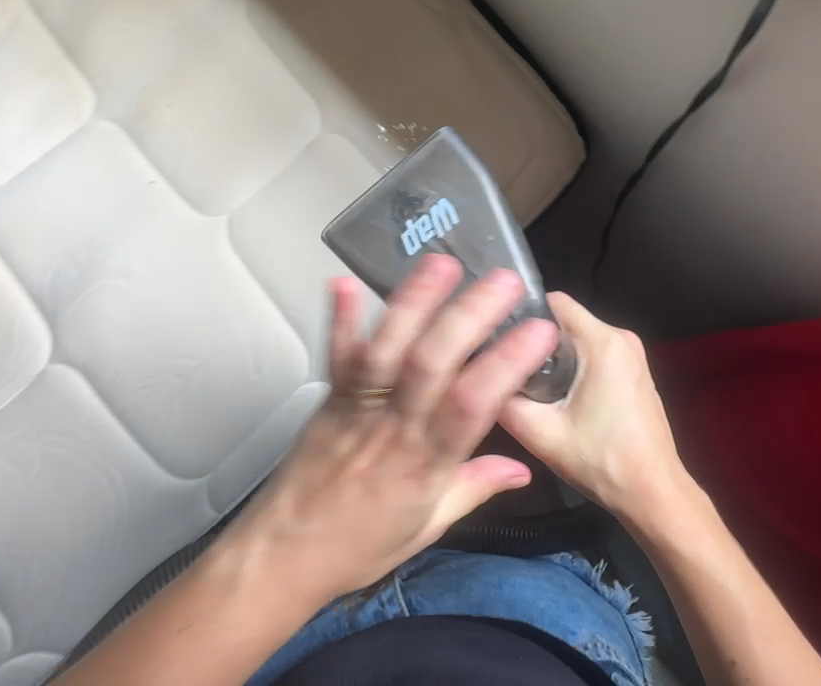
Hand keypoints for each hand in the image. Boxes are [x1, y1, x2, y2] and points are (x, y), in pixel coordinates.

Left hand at [223, 255, 558, 603]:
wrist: (281, 557)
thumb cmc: (360, 545)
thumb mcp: (427, 527)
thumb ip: (473, 487)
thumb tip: (522, 468)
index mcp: (425, 464)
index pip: (472, 407)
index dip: (507, 365)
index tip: (539, 329)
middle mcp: (394, 428)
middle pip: (432, 365)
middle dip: (470, 318)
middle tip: (504, 280)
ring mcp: (357, 408)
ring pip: (387, 349)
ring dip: (414, 302)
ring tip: (442, 262)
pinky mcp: (327, 397)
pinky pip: (336, 355)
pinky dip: (342, 319)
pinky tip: (346, 281)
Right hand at [499, 293, 694, 526]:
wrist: (654, 495)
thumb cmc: (601, 461)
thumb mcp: (540, 433)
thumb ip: (504, 400)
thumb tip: (476, 378)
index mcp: (602, 341)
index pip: (553, 301)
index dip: (522, 314)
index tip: (498, 336)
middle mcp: (621, 337)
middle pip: (564, 320)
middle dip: (535, 340)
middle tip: (507, 368)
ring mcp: (633, 353)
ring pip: (578, 338)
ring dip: (553, 356)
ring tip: (528, 385)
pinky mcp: (635, 371)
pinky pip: (594, 353)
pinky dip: (574, 367)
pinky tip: (557, 397)